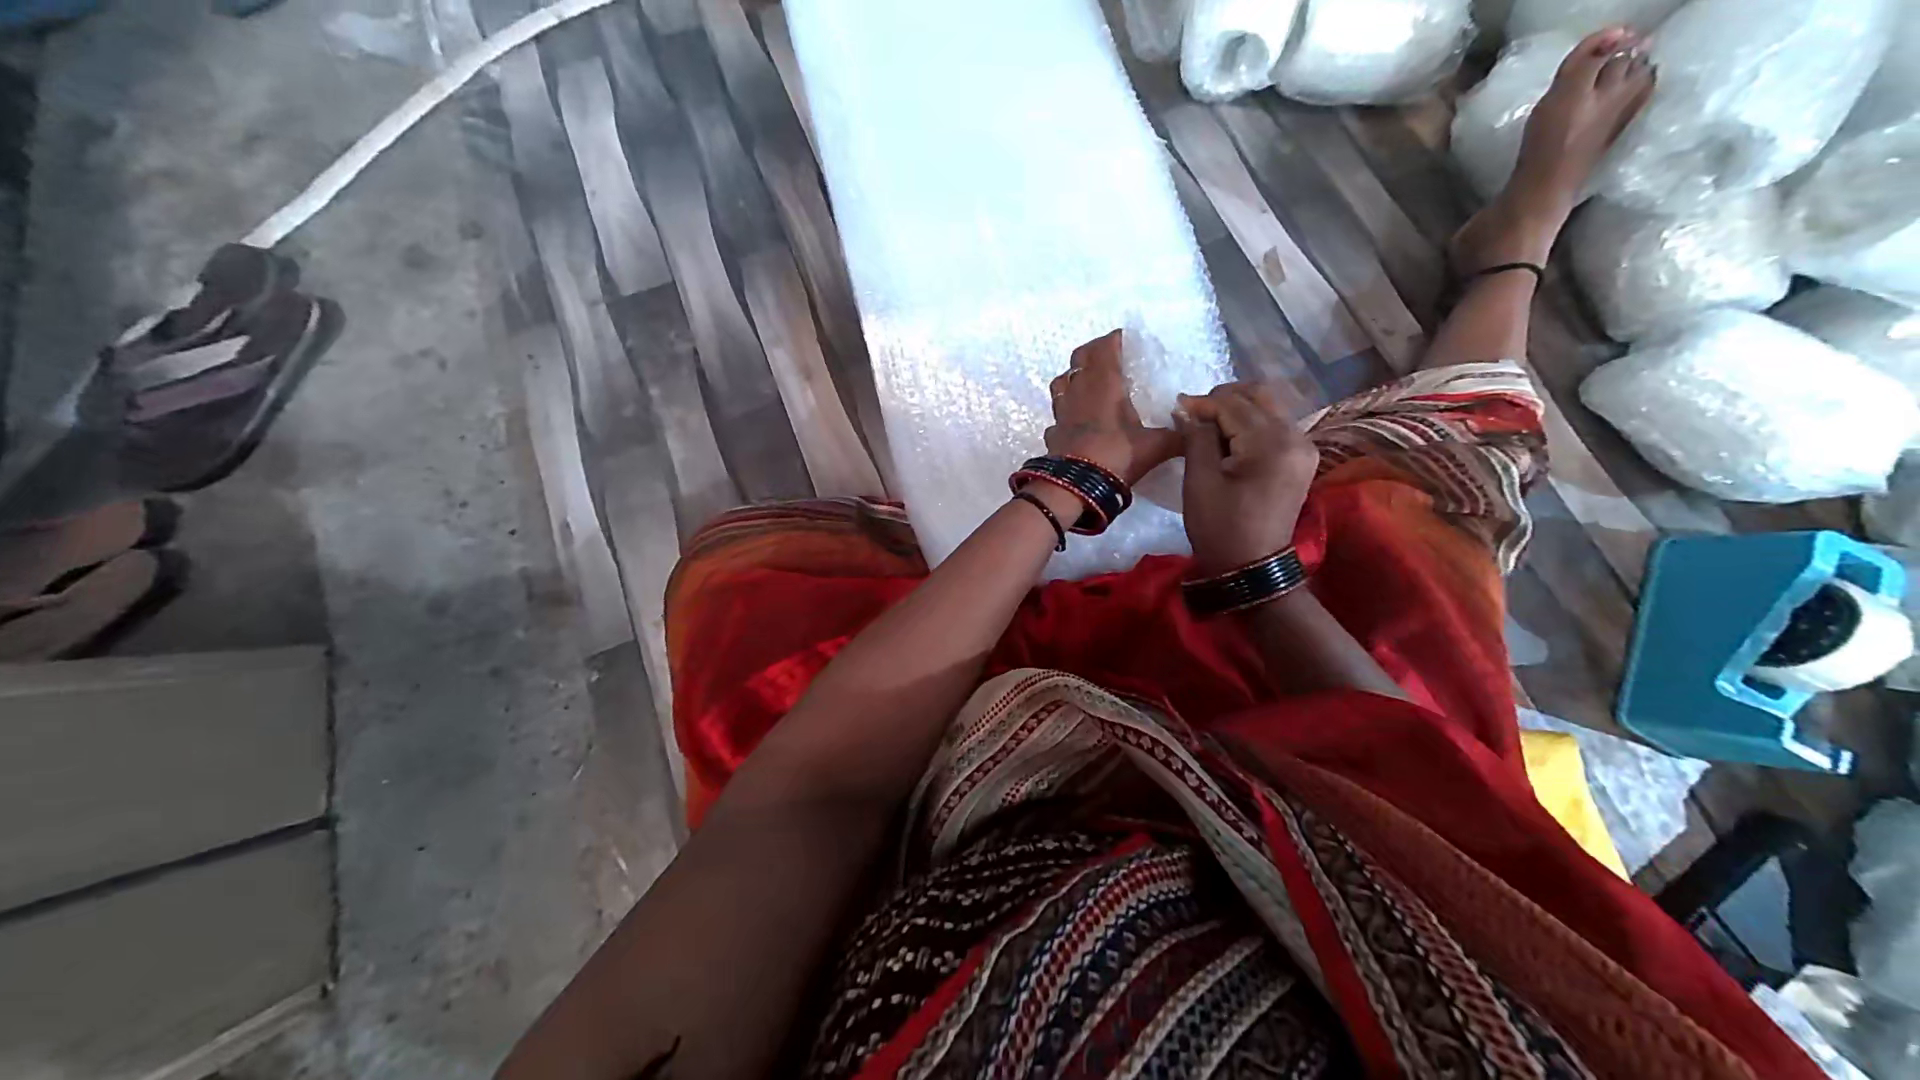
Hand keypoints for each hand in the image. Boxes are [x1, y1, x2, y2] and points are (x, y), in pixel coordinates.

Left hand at [1045, 330, 1180, 485]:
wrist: (1076, 487)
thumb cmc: (1116, 456)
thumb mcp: (1156, 446)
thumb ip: (1178, 436)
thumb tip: (1197, 430)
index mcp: (1104, 384)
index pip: (1104, 348)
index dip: (1113, 340)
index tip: (1124, 339)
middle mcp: (1079, 391)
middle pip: (1079, 358)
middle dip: (1092, 353)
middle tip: (1107, 356)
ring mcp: (1061, 411)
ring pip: (1061, 382)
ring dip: (1073, 378)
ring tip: (1088, 384)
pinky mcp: (1053, 432)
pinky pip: (1058, 415)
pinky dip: (1066, 413)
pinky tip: (1075, 422)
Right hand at [1176, 382, 1318, 575]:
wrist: (1251, 567)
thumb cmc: (1219, 527)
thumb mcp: (1200, 481)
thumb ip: (1196, 438)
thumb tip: (1187, 410)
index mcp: (1272, 443)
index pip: (1234, 405)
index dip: (1202, 403)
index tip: (1175, 407)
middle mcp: (1296, 437)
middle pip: (1259, 396)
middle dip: (1223, 399)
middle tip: (1193, 414)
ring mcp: (1304, 447)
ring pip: (1269, 408)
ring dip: (1237, 410)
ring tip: (1208, 426)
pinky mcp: (1302, 458)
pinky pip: (1275, 425)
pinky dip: (1250, 424)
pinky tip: (1229, 439)